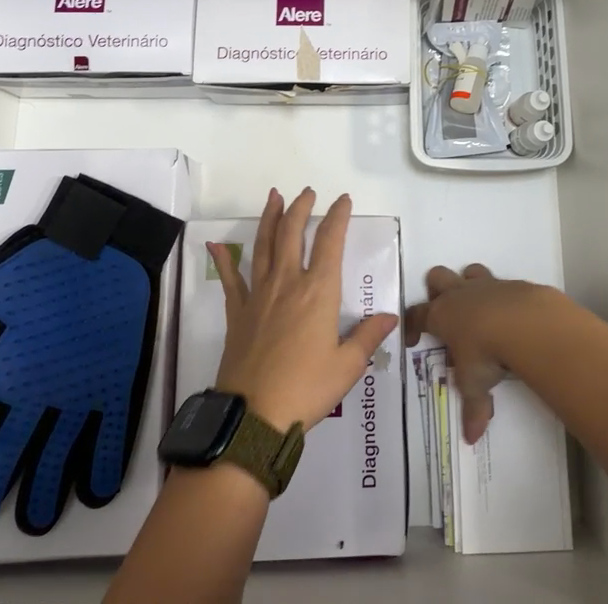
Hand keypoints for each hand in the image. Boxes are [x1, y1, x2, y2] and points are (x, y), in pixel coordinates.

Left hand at [208, 188, 399, 432]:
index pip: (331, 242)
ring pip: (264, 246)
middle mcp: (288, 284)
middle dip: (301, 209)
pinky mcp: (238, 313)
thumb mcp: (348, 366)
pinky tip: (217, 245)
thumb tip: (390, 316)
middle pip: (293, 234)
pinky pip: (231, 279)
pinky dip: (224, 260)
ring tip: (275, 197)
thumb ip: (368, 336)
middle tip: (308, 193)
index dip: (338, 217)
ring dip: (270, 219)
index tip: (343, 200)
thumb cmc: (307, 389)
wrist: (254, 414)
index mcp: (319, 292)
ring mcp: (259, 295)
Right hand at [405, 264, 548, 443]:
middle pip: (436, 277)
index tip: (412, 340)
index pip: (415, 315)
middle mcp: (459, 295)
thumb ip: (473, 408)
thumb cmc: (487, 352)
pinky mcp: (511, 283)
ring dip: (469, 284)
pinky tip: (511, 315)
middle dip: (436, 290)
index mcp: (442, 316)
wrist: (525, 322)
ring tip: (478, 307)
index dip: (410, 326)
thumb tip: (471, 438)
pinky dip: (502, 296)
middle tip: (445, 312)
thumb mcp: (476, 383)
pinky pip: (501, 283)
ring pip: (468, 271)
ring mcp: (485, 285)